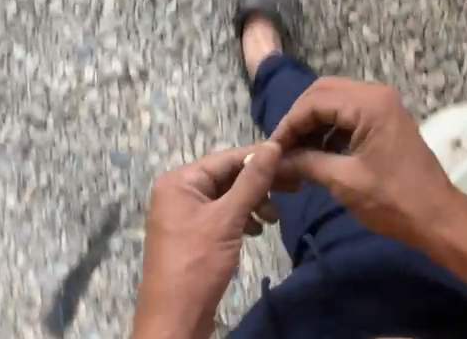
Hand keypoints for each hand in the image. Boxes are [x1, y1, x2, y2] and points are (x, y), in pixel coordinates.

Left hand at [131, 143, 280, 338]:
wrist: (174, 324)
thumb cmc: (198, 265)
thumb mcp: (227, 219)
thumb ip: (252, 181)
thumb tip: (273, 145)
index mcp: (180, 181)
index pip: (227, 158)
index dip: (259, 158)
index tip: (291, 161)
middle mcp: (179, 192)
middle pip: (227, 176)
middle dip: (258, 184)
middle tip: (292, 189)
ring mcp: (185, 215)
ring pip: (227, 196)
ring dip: (252, 203)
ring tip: (272, 219)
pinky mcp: (193, 236)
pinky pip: (222, 215)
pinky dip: (241, 219)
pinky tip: (256, 230)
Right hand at [268, 78, 461, 244]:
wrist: (437, 218)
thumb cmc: (392, 201)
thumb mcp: (344, 181)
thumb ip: (307, 163)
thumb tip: (276, 160)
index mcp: (369, 103)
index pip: (315, 101)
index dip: (289, 124)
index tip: (271, 149)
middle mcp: (376, 94)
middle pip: (324, 92)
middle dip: (300, 119)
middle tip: (281, 147)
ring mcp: (383, 104)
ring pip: (335, 100)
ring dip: (314, 122)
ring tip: (296, 152)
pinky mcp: (385, 118)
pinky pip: (349, 112)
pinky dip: (330, 128)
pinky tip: (318, 152)